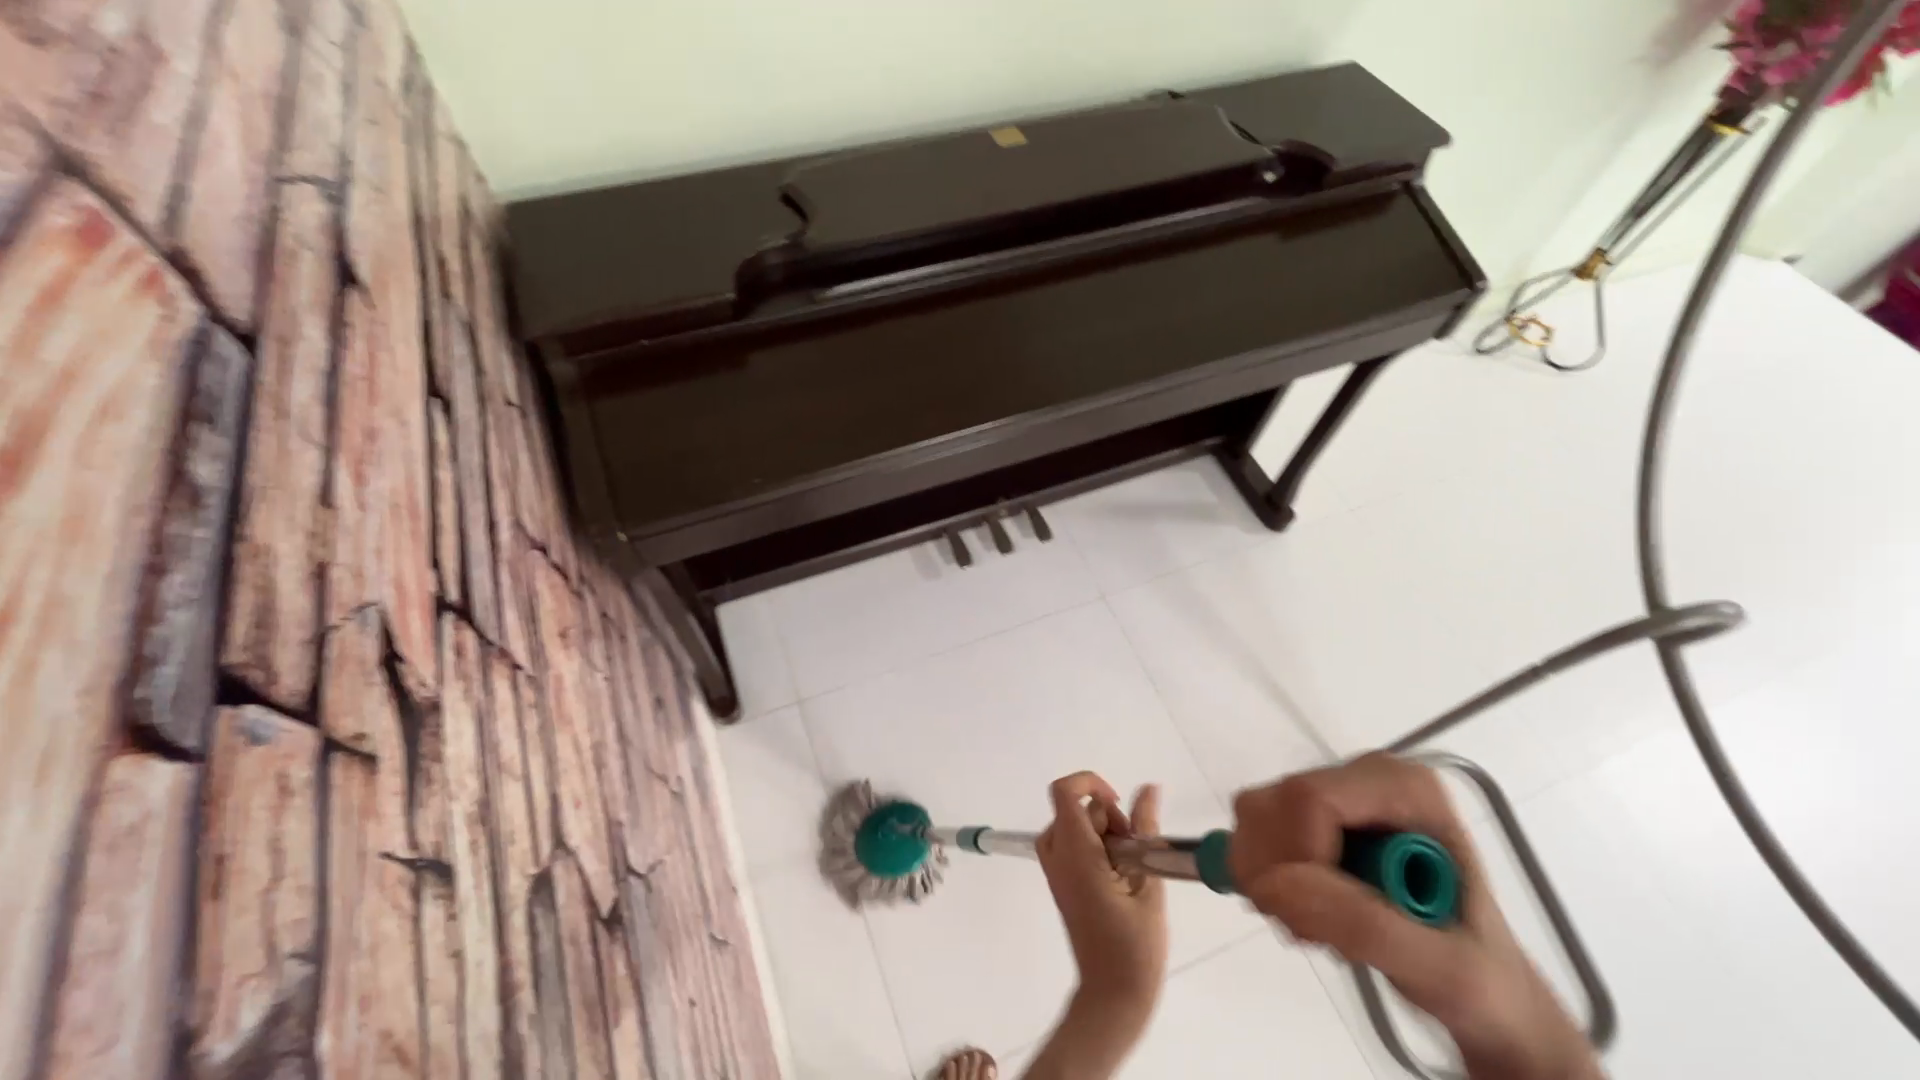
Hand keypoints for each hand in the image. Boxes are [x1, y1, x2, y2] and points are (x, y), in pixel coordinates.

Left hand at [1036, 772, 1169, 1022]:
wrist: (1113, 991)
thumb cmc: (1137, 942)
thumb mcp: (1148, 881)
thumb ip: (1145, 828)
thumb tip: (1149, 788)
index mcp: (1074, 853)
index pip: (1064, 791)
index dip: (1091, 784)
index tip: (1120, 809)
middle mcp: (1056, 856)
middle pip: (1075, 809)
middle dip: (1108, 818)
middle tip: (1136, 852)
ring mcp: (1054, 870)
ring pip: (1075, 826)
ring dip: (1104, 834)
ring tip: (1131, 869)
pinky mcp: (1060, 882)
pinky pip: (1073, 845)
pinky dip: (1096, 848)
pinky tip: (1120, 876)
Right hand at [1229, 754, 1600, 1079]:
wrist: (1485, 995)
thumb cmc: (1480, 980)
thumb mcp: (1445, 970)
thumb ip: (1366, 924)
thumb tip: (1274, 884)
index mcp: (1407, 791)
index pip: (1310, 797)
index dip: (1295, 858)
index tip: (1317, 923)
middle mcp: (1364, 779)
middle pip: (1272, 804)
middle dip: (1277, 876)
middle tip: (1317, 934)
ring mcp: (1333, 796)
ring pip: (1253, 818)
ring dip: (1267, 883)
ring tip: (1319, 926)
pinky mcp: (1307, 819)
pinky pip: (1251, 835)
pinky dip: (1261, 882)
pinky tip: (1305, 910)